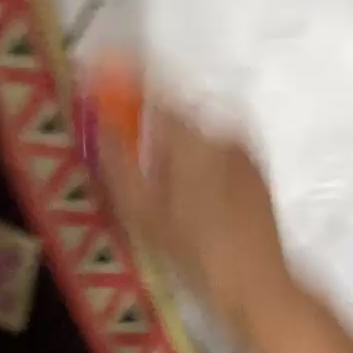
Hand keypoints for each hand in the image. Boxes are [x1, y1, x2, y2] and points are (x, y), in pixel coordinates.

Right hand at [85, 60, 304, 329]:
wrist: (259, 285)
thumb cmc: (195, 253)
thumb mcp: (142, 213)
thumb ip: (116, 161)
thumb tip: (95, 122)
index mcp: (194, 136)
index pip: (150, 88)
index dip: (118, 74)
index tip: (93, 67)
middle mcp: (223, 131)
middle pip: (171, 110)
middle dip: (139, 115)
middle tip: (112, 136)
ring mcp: (244, 151)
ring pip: (190, 132)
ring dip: (163, 140)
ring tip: (144, 174)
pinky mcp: (253, 171)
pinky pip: (209, 150)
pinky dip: (186, 157)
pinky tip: (176, 191)